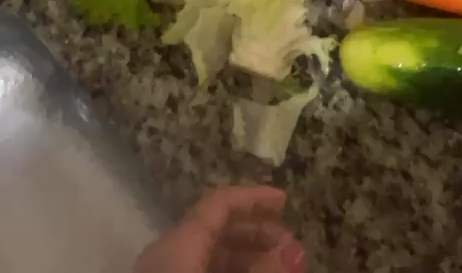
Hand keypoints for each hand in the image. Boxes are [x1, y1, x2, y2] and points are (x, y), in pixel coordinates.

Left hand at [134, 186, 305, 272]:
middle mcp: (165, 251)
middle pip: (215, 227)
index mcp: (176, 241)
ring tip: (279, 267)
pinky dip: (229, 271)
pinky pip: (199, 270)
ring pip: (208, 253)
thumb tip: (296, 248)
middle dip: (257, 233)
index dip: (254, 197)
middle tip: (293, 249)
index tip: (286, 200)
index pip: (219, 202)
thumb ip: (263, 270)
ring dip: (246, 256)